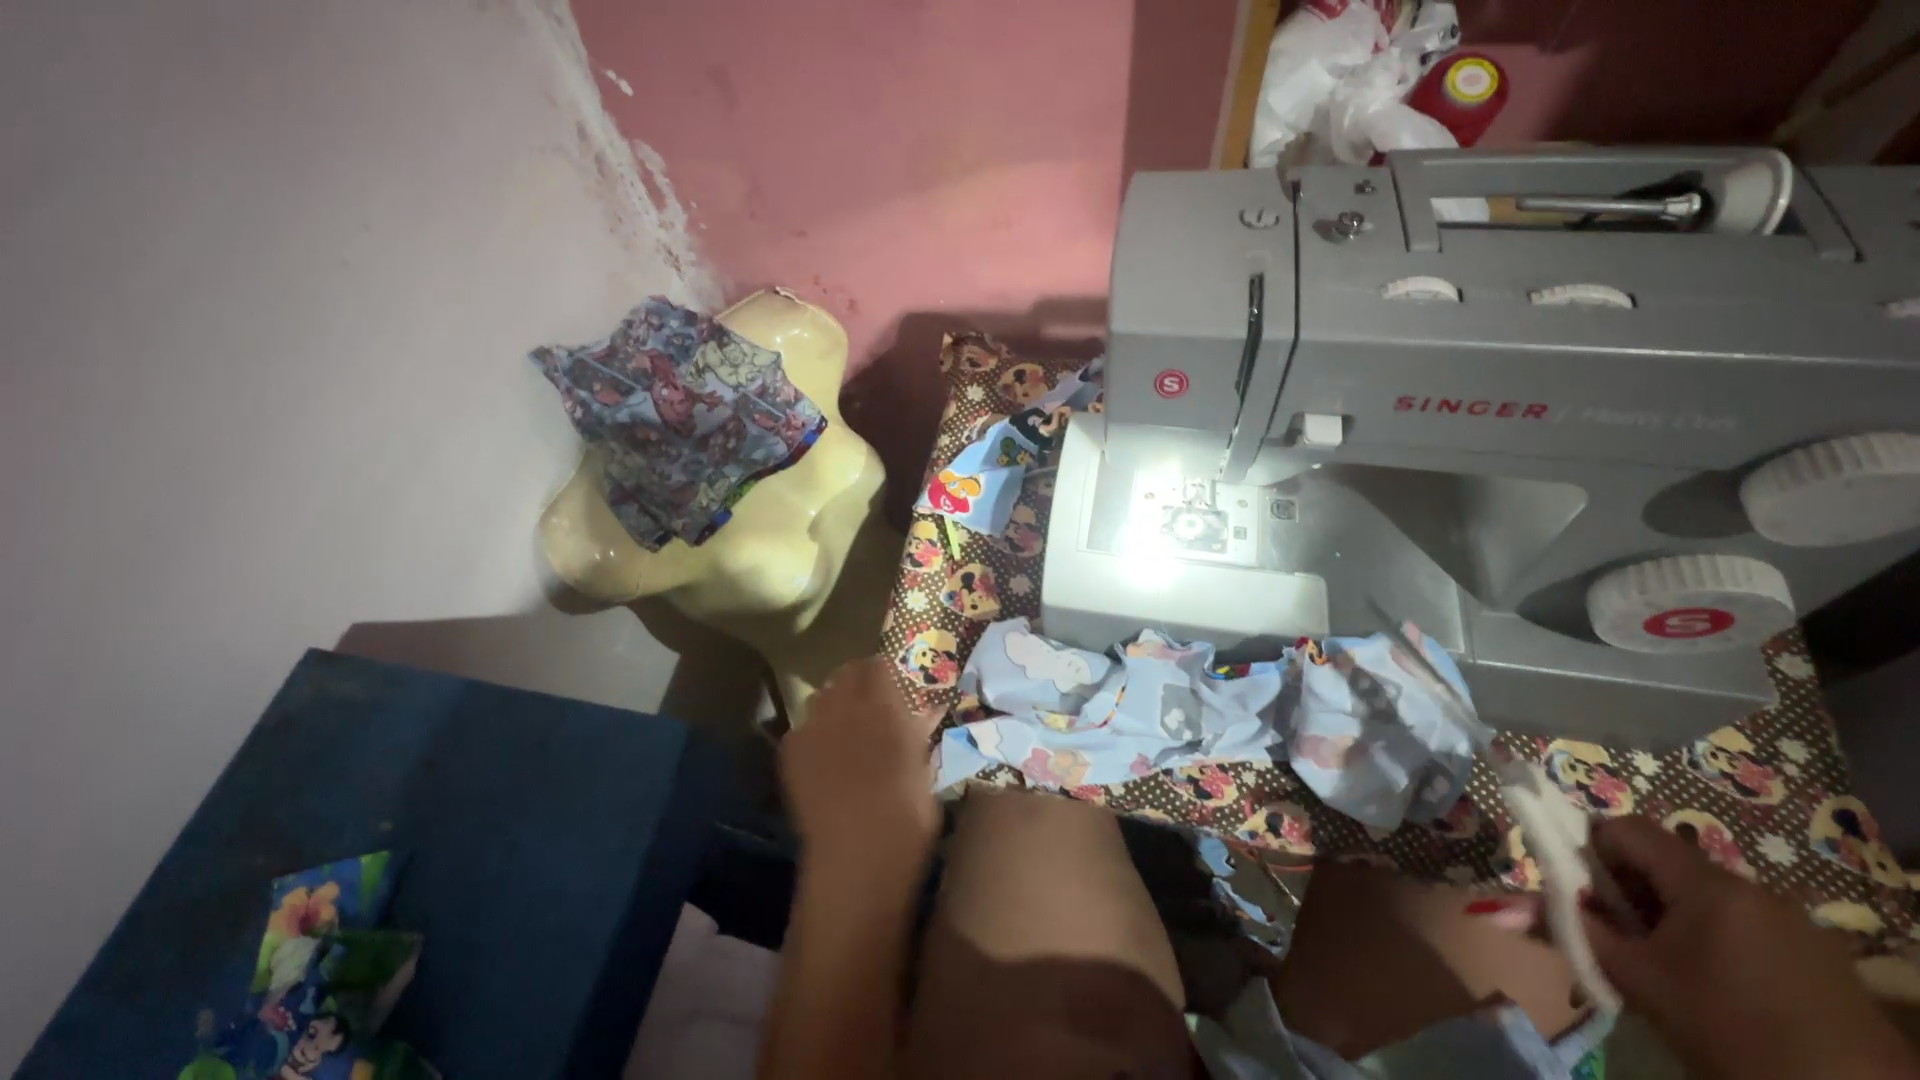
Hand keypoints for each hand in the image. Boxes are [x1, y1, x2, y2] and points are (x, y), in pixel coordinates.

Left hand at [781, 656, 941, 866]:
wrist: (858, 855)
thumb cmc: (909, 816)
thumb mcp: (926, 769)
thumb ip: (921, 732)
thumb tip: (927, 709)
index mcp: (886, 706)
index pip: (879, 665)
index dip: (885, 675)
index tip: (894, 688)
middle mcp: (846, 706)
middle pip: (846, 674)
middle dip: (857, 683)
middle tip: (870, 706)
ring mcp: (813, 726)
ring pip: (820, 697)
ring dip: (833, 706)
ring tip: (844, 732)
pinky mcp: (790, 751)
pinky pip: (801, 729)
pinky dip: (813, 736)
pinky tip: (823, 761)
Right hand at [1582, 816, 1916, 1078]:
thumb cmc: (1728, 1028)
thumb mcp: (1637, 980)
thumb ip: (1573, 932)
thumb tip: (1506, 906)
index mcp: (1707, 883)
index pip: (1626, 828)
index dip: (1590, 850)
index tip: (1579, 893)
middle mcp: (1750, 885)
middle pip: (1663, 863)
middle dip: (1625, 892)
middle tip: (1613, 939)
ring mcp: (1789, 918)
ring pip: (1698, 896)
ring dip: (1664, 918)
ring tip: (1658, 969)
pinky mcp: (1813, 952)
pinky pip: (1736, 923)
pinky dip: (1705, 940)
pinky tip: (1709, 988)